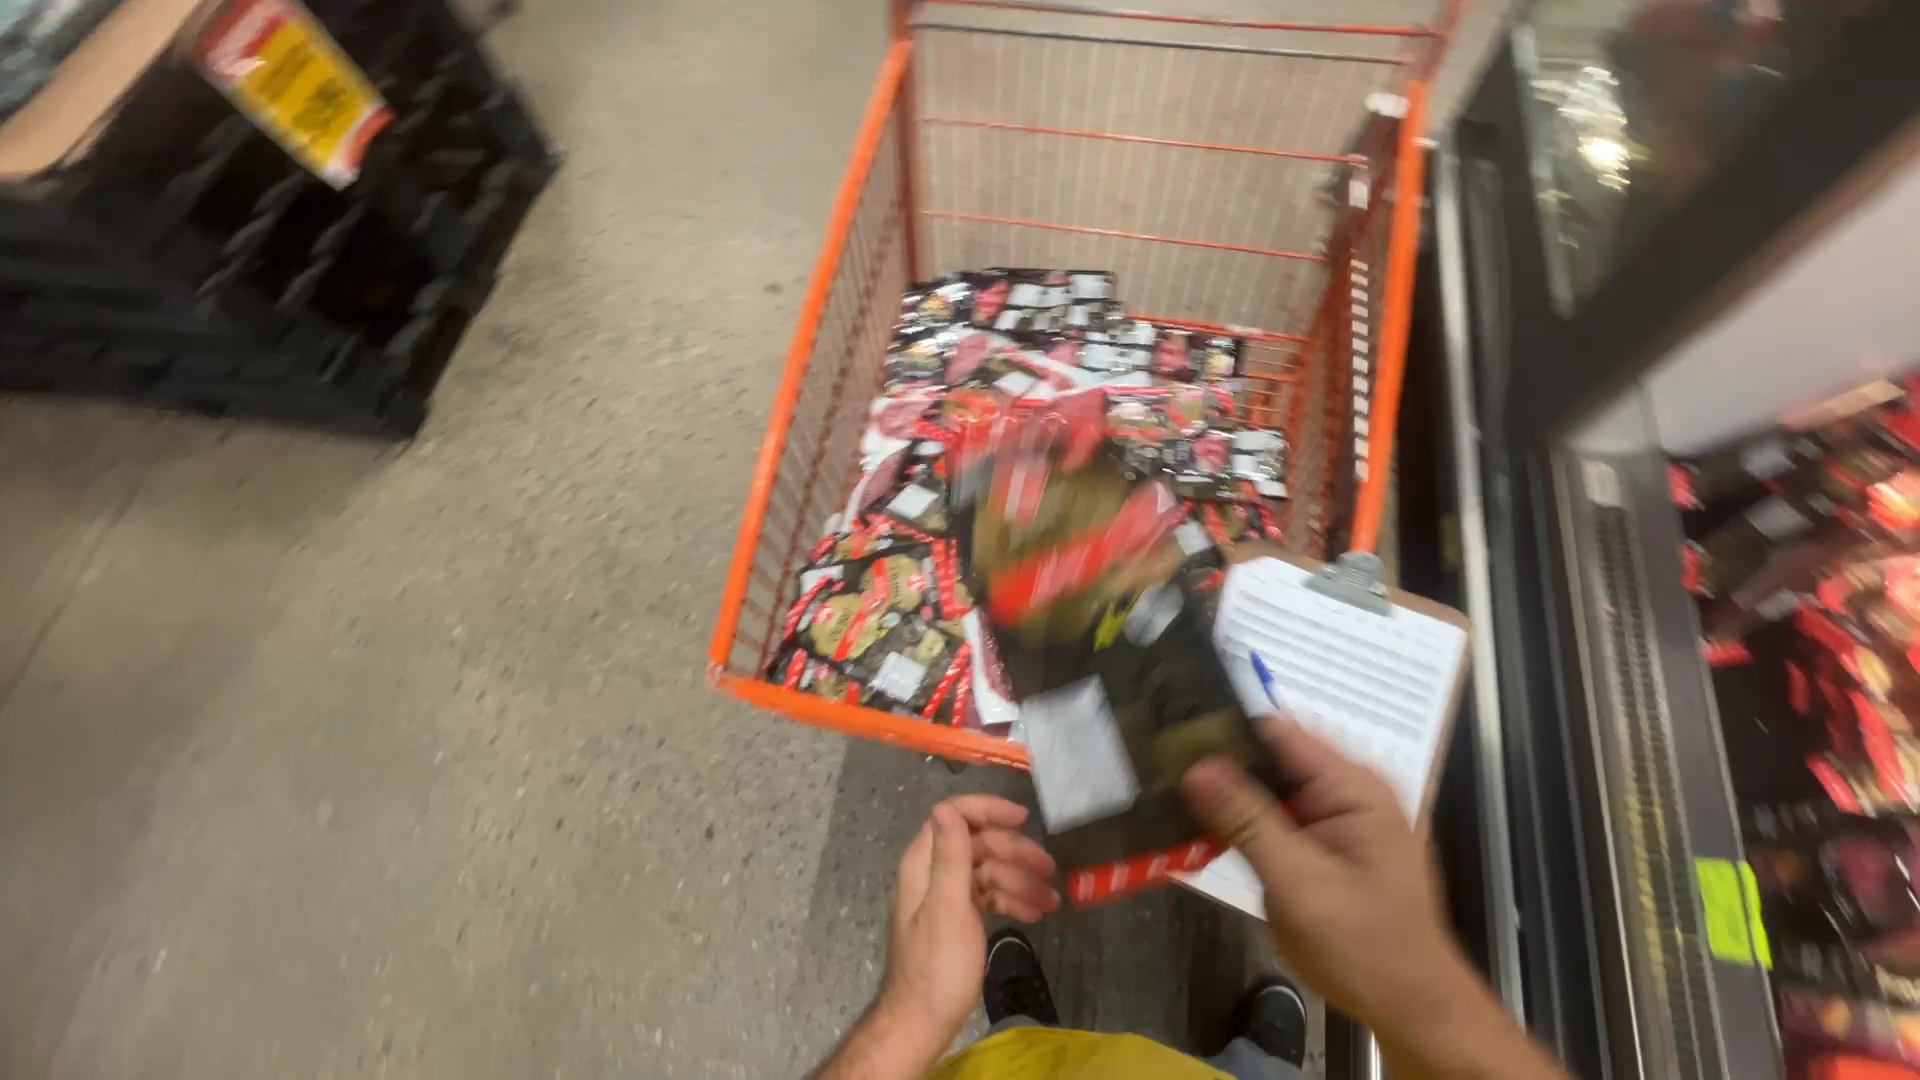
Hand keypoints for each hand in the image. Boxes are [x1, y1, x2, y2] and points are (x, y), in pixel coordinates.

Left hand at [874, 796, 1059, 1057]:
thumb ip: (949, 856)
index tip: (1023, 818)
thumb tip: (945, 805)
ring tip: (1051, 900)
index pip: (955, 816)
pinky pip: (987, 896)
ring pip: (986, 871)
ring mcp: (945, 895)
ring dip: (1019, 880)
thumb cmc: (937, 966)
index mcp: (923, 862)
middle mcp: (932, 872)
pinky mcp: (957, 917)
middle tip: (1049, 867)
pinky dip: (1010, 900)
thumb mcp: (948, 908)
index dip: (988, 810)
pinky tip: (1034, 914)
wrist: (921, 1024)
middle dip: (1014, 852)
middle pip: (977, 843)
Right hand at [1180, 717, 1564, 1078]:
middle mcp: (1344, 788)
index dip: (1223, 727)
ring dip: (1223, 789)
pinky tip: (1196, 821)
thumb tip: (1195, 765)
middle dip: (1217, 758)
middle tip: (1157, 763)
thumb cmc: (1364, 948)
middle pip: (1268, 753)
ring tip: (1165, 785)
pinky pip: (1271, 812)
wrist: (1411, 1011)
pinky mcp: (1319, 839)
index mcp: (1352, 786)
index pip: (1276, 731)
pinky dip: (1237, 816)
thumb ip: (1247, 821)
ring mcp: (1332, 814)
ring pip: (1265, 783)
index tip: (1169, 733)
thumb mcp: (1300, 884)